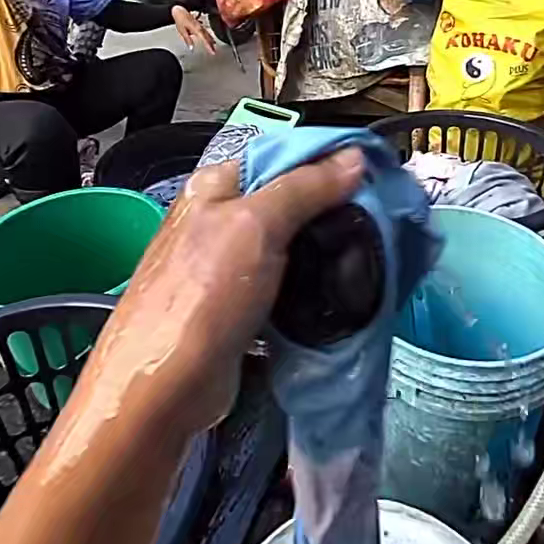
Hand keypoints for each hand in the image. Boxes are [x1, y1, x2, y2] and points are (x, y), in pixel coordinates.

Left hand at [80, 150, 365, 436]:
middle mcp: (220, 218)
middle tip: (379, 215)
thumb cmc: (200, 298)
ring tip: (368, 247)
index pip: (279, 155)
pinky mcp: (241, 302)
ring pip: (289, 240)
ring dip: (324, 244)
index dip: (325, 160)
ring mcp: (229, 263)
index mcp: (215, 186)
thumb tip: (353, 158)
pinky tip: (338, 283)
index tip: (371, 172)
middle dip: (331, 205)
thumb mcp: (256, 226)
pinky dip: (311, 278)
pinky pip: (285, 279)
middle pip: (286, 197)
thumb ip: (304, 187)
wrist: (165, 387)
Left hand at [170, 5, 219, 53]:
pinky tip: (208, 37)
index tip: (212, 51)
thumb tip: (191, 48)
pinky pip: (205, 30)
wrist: (180, 9)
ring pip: (207, 33)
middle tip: (214, 51)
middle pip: (207, 37)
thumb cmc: (180, 19)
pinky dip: (207, 35)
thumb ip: (188, 40)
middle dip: (211, 44)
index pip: (205, 39)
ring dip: (210, 39)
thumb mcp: (182, 31)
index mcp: (196, 29)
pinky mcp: (198, 24)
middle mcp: (200, 27)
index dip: (209, 46)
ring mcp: (200, 25)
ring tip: (213, 45)